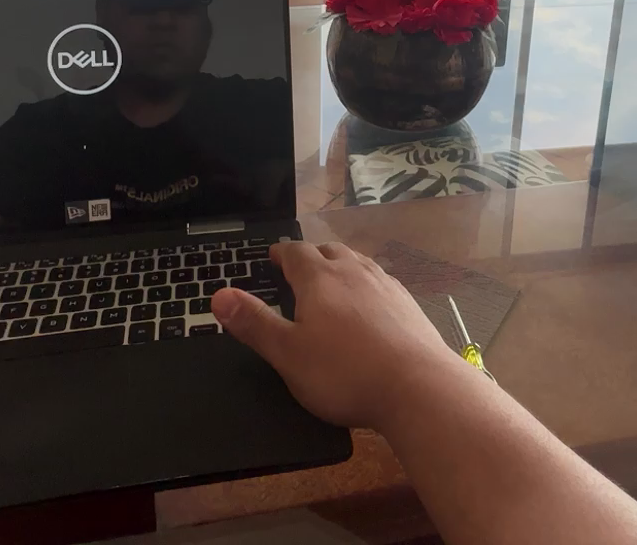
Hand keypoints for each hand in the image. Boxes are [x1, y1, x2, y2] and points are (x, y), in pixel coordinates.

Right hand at [210, 241, 469, 429]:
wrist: (417, 386)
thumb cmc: (344, 372)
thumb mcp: (288, 354)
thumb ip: (254, 323)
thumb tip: (219, 295)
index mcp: (319, 278)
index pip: (294, 253)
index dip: (280, 253)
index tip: (272, 257)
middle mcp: (352, 270)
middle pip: (327, 251)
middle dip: (310, 256)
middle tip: (298, 268)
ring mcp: (384, 283)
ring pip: (356, 261)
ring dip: (340, 264)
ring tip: (332, 278)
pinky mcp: (406, 301)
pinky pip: (379, 280)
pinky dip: (365, 283)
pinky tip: (369, 301)